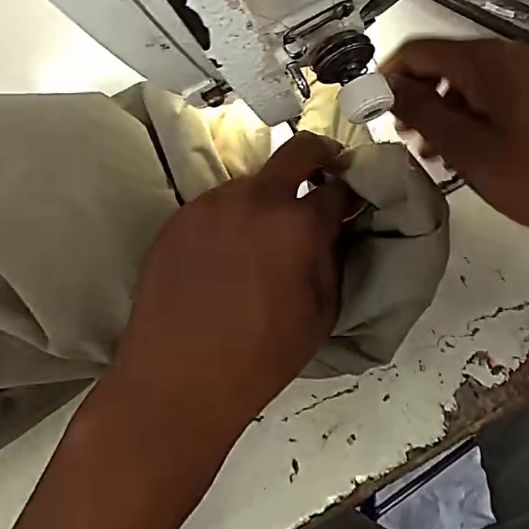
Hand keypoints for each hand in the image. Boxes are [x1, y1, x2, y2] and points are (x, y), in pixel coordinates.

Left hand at [106, 133, 353, 432]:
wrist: (176, 379)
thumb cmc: (260, 356)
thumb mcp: (321, 312)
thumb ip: (334, 259)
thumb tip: (337, 230)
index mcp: (299, 225)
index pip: (340, 187)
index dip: (352, 193)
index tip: (351, 203)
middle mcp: (255, 200)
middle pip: (300, 150)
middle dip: (323, 156)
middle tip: (328, 173)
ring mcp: (212, 204)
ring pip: (255, 181)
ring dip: (271, 196)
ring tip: (266, 236)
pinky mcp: (181, 218)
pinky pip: (219, 204)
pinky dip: (235, 217)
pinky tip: (230, 253)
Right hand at [383, 38, 528, 243]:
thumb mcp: (472, 152)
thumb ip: (423, 113)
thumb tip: (387, 87)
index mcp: (491, 62)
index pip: (421, 50)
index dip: (389, 76)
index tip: (374, 109)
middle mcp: (515, 56)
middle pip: (449, 63)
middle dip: (421, 97)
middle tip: (410, 140)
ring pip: (475, 81)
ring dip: (449, 110)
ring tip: (442, 152)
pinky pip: (503, 92)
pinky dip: (479, 114)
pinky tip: (478, 150)